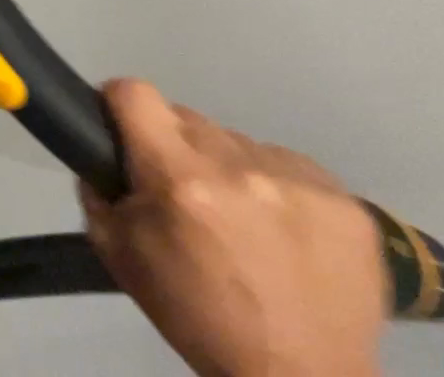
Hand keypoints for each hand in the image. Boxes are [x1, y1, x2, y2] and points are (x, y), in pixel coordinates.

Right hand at [82, 79, 385, 376]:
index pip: (135, 94)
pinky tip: (277, 226)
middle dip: (171, 144)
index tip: (118, 125)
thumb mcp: (115, 251)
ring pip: (237, 142)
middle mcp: (237, 168)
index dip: (118, 103)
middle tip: (178, 189)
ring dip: (224, 165)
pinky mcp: (345, 203)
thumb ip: (97, 190)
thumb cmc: (191, 312)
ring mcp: (299, 183)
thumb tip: (101, 152)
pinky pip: (289, 165)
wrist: (298, 374)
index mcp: (175, 179)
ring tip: (235, 216)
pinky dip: (273, 184)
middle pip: (186, 117)